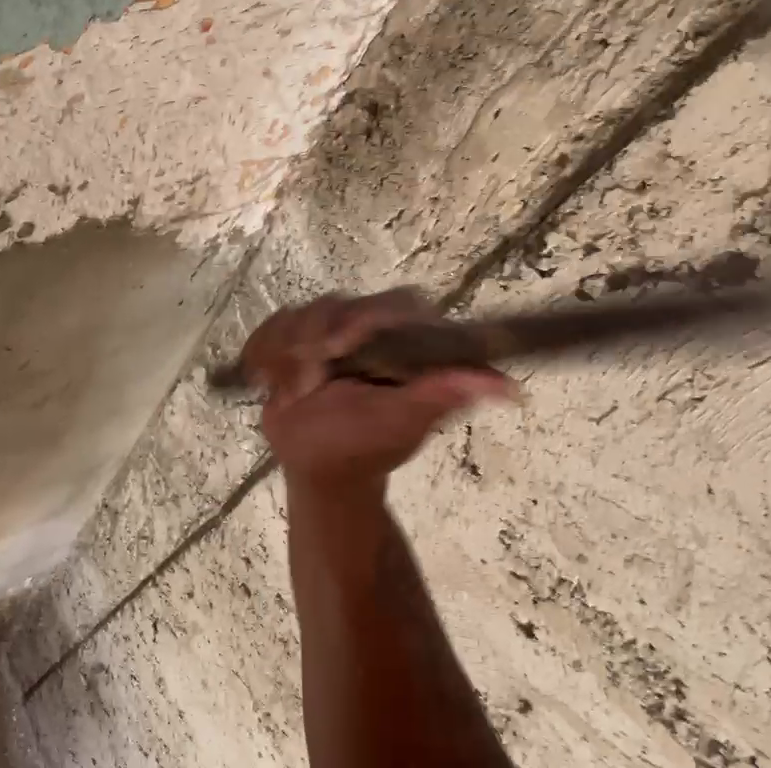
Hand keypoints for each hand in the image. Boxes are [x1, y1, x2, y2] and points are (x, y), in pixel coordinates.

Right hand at [243, 290, 514, 497]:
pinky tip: (267, 382)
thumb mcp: (400, 422)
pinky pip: (269, 327)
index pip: (398, 302)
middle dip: (311, 343)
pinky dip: (262, 354)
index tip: (340, 347)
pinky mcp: (290, 339)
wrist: (314, 466)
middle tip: (306, 388)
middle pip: (336, 305)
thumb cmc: (361, 448)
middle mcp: (369, 329)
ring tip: (291, 394)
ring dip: (284, 356)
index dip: (368, 315)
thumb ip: (440, 396)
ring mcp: (326, 332)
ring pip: (297, 315)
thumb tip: (508, 388)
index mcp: (406, 343)